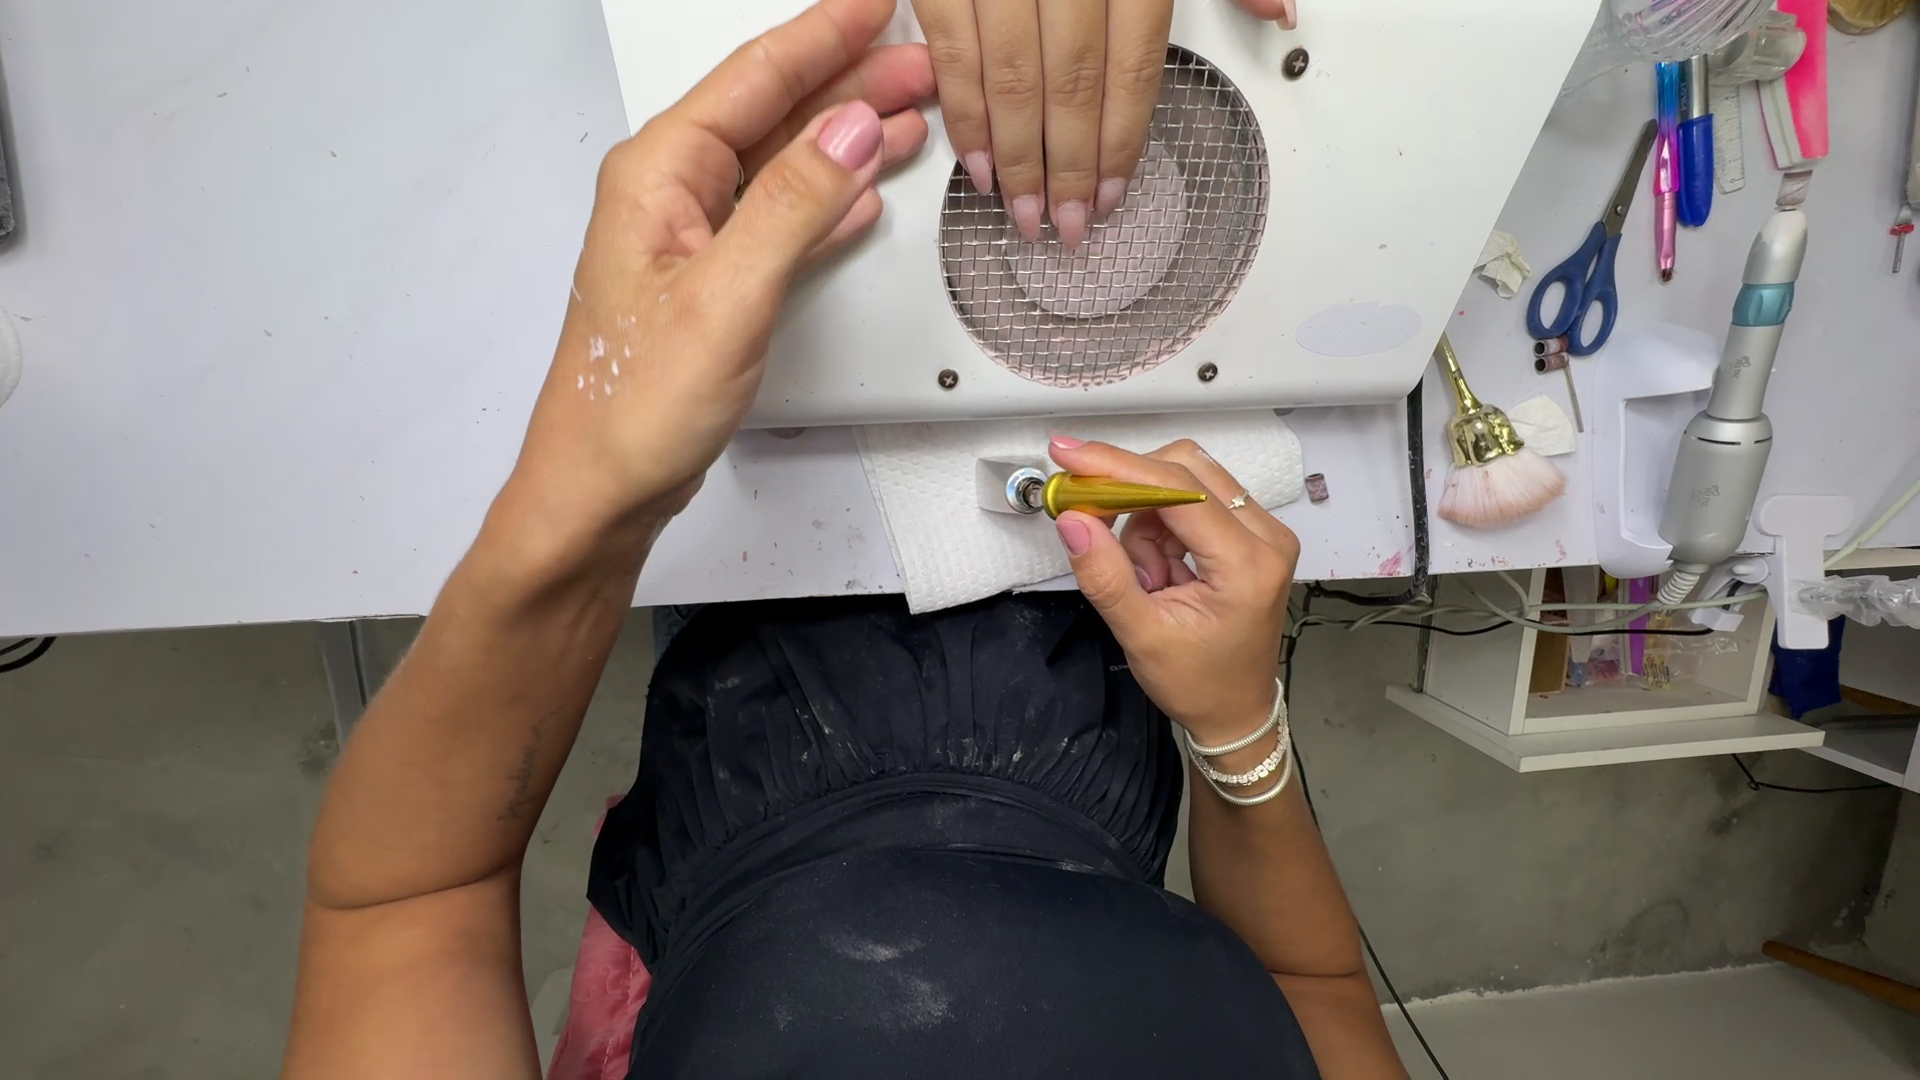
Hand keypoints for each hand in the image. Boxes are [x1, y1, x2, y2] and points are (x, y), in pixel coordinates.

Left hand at [505, 0, 933, 550]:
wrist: (609, 480)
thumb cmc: (637, 402)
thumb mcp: (724, 295)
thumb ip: (791, 206)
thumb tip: (850, 130)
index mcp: (662, 177)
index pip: (755, 79)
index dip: (823, 36)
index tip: (877, 2)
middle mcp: (676, 199)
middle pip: (775, 116)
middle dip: (849, 85)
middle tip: (917, 66)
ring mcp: (698, 243)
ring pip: (786, 168)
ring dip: (847, 142)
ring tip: (906, 119)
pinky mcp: (718, 285)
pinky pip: (785, 222)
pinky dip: (829, 205)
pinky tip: (860, 197)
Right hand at [912, 0, 1294, 246]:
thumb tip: (1281, 10)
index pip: (1131, 65)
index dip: (1121, 142)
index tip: (1112, 199)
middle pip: (1072, 83)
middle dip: (1069, 168)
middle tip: (1067, 231)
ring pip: (1012, 76)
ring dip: (1016, 160)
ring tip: (1025, 216)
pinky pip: (951, 49)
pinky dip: (963, 114)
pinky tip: (975, 167)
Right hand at [1048, 436, 1299, 744]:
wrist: (1236, 711)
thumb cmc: (1196, 682)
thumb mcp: (1141, 635)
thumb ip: (1105, 576)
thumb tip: (1072, 519)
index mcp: (1247, 564)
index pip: (1178, 490)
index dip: (1117, 466)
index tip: (1067, 454)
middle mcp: (1266, 535)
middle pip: (1184, 469)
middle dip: (1128, 491)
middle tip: (1090, 519)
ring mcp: (1261, 530)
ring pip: (1183, 480)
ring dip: (1144, 516)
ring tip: (1143, 575)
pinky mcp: (1249, 532)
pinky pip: (1190, 500)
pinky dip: (1157, 525)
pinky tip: (1157, 569)